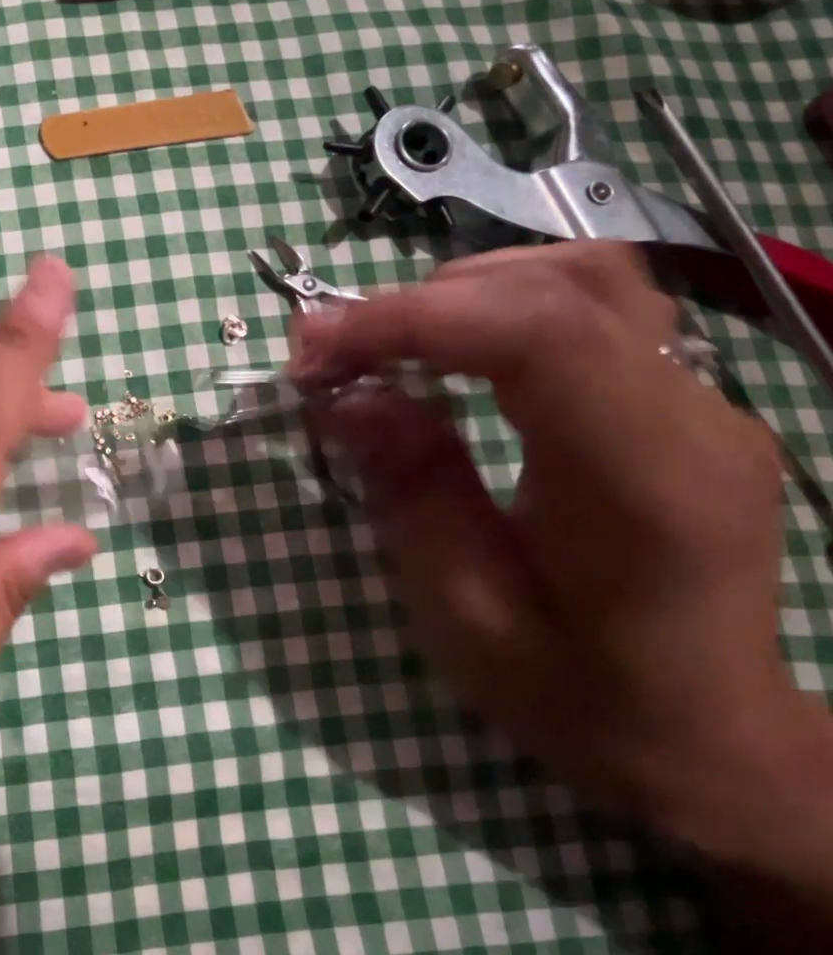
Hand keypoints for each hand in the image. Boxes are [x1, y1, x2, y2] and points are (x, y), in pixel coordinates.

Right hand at [292, 243, 832, 875]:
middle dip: (422, 301)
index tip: (311, 348)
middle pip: (567, 284)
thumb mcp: (463, 610)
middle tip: (328, 352)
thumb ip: (412, 490)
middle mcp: (694, 419)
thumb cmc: (574, 693)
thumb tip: (349, 396)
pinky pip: (593, 315)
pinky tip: (446, 354)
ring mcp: (703, 402)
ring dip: (462, 294)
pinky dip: (497, 312)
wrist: (702, 736)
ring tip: (380, 346)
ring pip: (586, 279)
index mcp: (643, 481)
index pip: (543, 336)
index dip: (413, 318)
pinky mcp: (680, 404)